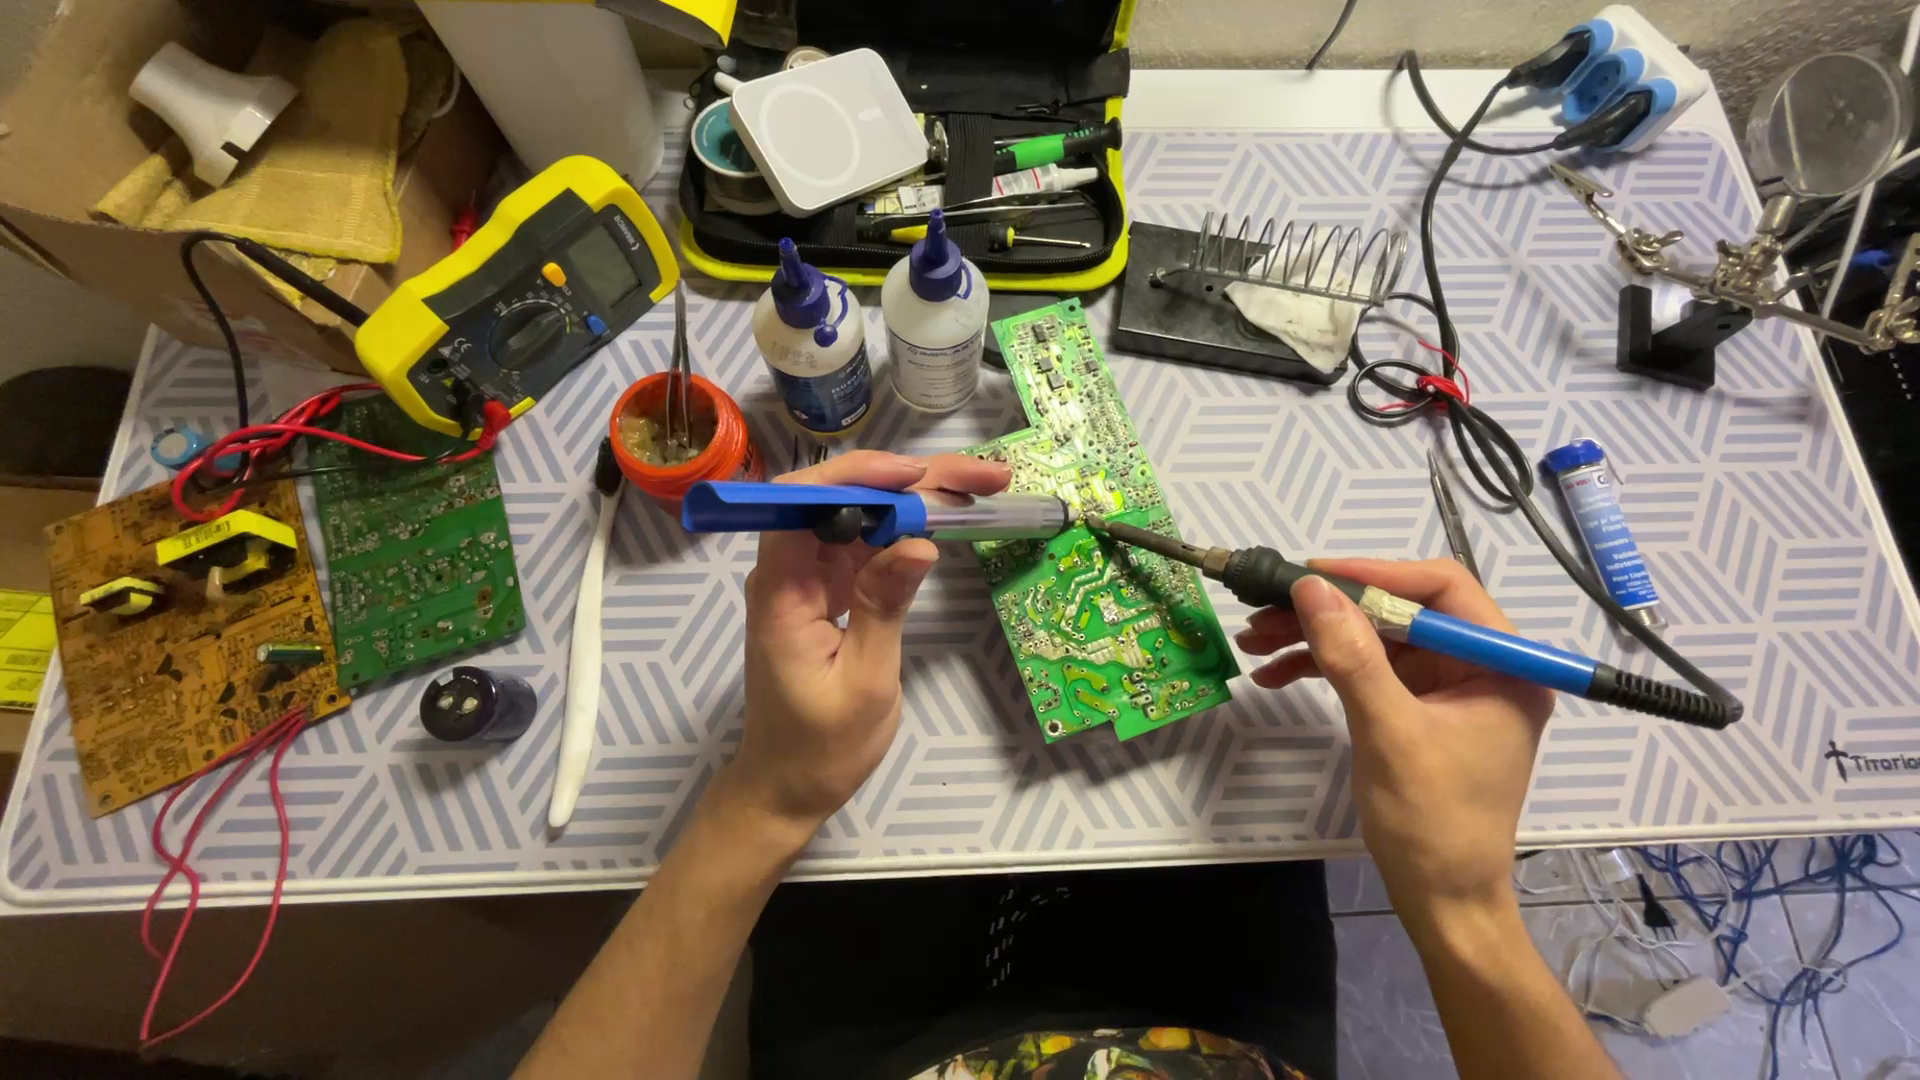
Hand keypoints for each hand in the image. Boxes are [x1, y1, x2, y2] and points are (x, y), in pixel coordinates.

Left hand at [728, 450, 1012, 832]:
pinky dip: (907, 531)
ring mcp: (811, 580)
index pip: (800, 505)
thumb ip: (884, 606)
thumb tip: (921, 543)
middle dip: (908, 482)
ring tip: (981, 488)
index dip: (855, 478)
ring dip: (917, 499)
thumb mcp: (864, 682)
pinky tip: (948, 519)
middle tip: (981, 477)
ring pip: (861, 518)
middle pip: (841, 502)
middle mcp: (790, 573)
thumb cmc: (820, 747)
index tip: (914, 476)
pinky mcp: (831, 591)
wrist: (789, 785)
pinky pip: (866, 546)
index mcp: (782, 592)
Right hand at [1236, 558, 1554, 917]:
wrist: (1438, 895)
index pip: (1441, 588)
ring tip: (1253, 641)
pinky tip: (1273, 675)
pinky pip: (1360, 669)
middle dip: (1327, 611)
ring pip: (1369, 637)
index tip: (1313, 575)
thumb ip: (1352, 656)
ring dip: (1310, 637)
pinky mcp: (1408, 706)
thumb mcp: (1389, 732)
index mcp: (1499, 665)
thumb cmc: (1432, 819)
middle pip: (1395, 610)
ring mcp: (1439, 686)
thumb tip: (1310, 586)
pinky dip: (1316, 667)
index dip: (1376, 573)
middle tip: (1265, 610)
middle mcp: (1474, 665)